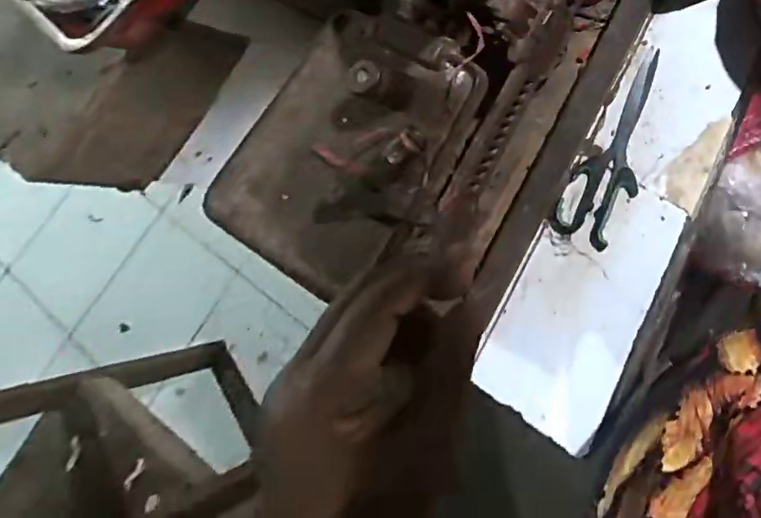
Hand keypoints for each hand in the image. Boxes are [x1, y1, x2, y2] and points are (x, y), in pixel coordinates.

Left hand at [257, 256, 471, 517]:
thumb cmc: (374, 506)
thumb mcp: (424, 443)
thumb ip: (449, 369)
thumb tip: (470, 307)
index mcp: (326, 384)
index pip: (378, 300)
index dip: (425, 273)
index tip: (469, 266)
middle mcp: (298, 369)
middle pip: (359, 292)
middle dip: (413, 277)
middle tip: (461, 278)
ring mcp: (289, 378)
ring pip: (350, 306)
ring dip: (399, 302)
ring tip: (441, 327)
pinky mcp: (293, 389)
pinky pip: (341, 333)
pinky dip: (381, 327)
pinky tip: (411, 353)